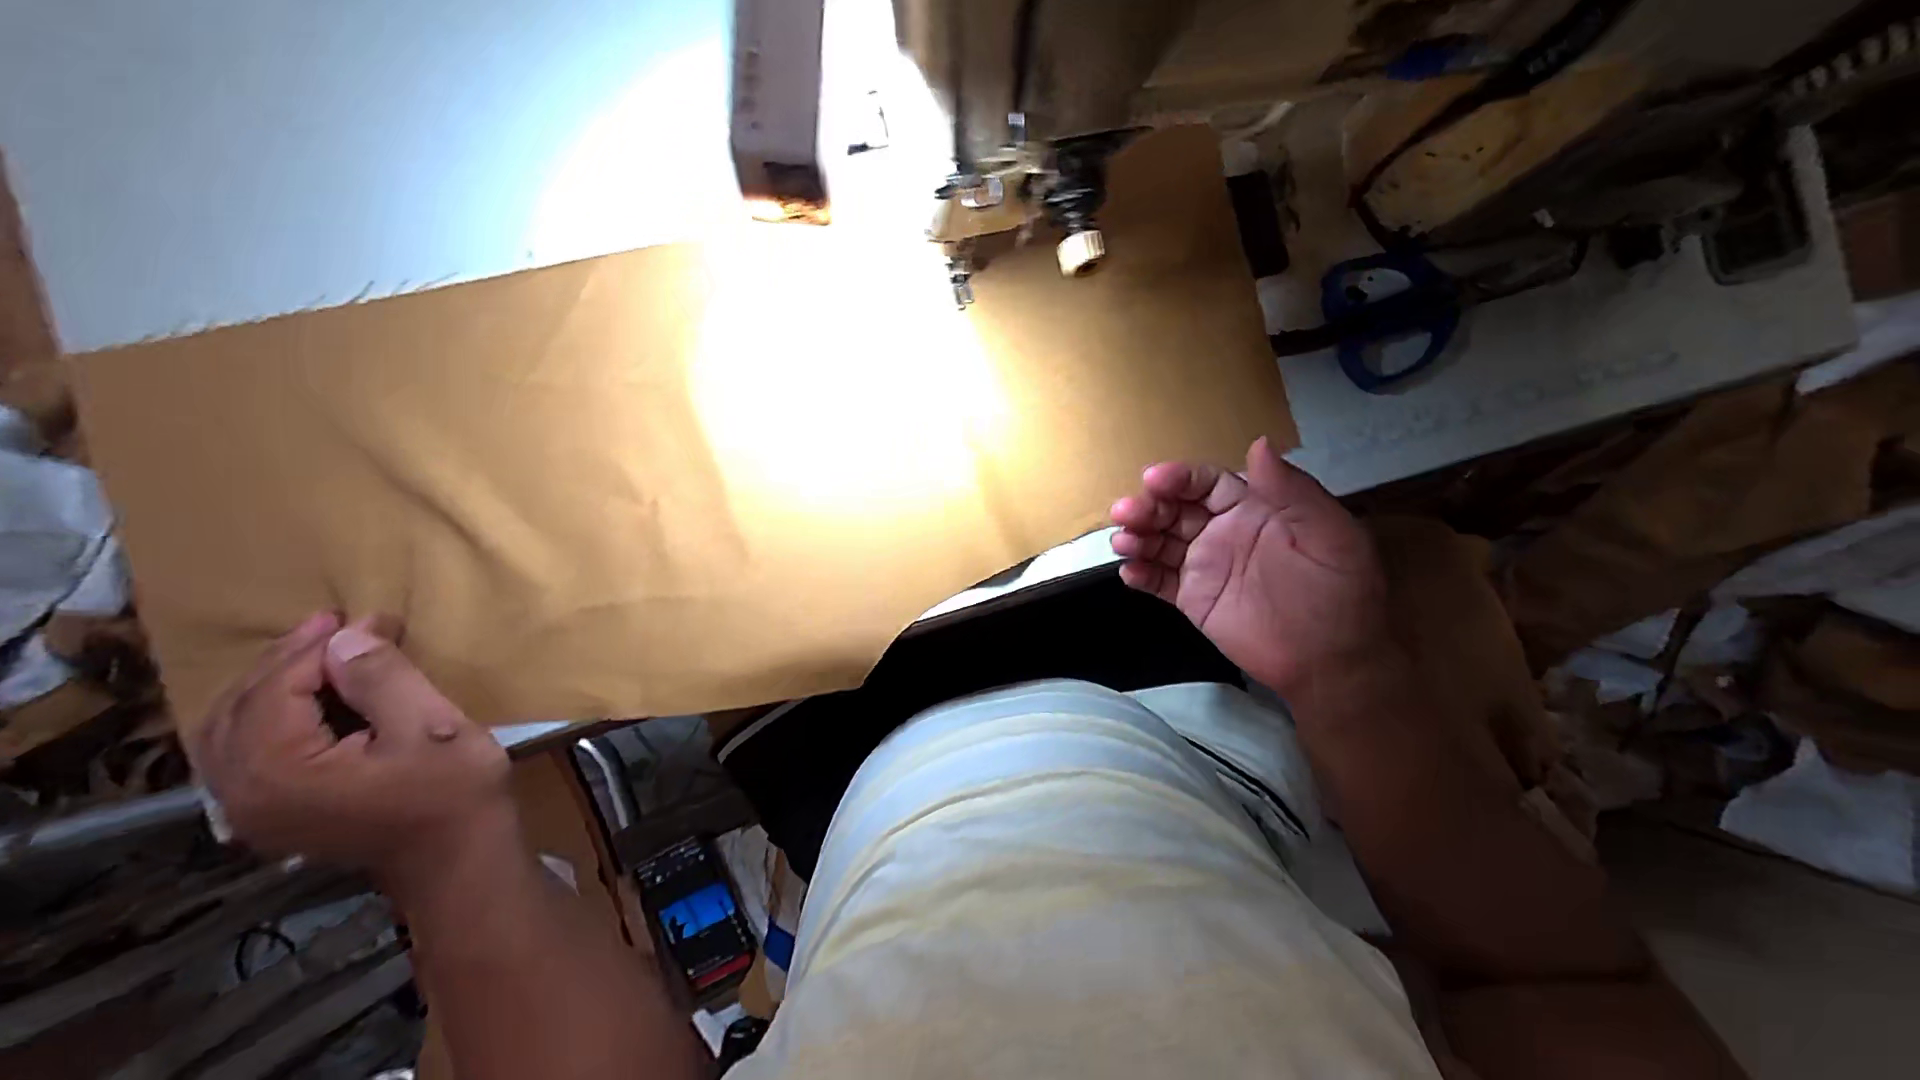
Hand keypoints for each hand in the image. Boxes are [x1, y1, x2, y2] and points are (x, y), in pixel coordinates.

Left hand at [192, 612, 513, 892]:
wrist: (458, 856)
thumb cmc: (453, 791)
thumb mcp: (432, 726)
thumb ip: (383, 679)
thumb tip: (347, 635)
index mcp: (280, 771)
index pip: (278, 689)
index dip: (322, 646)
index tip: (373, 617)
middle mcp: (244, 794)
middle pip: (239, 707)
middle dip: (287, 659)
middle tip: (336, 623)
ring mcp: (251, 811)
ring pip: (229, 730)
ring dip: (271, 685)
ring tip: (318, 652)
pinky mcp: (270, 815)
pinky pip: (241, 753)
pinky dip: (266, 715)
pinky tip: (304, 699)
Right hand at [1110, 437, 1387, 694]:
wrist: (1331, 663)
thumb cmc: (1339, 594)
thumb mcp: (1331, 537)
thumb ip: (1293, 492)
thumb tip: (1258, 443)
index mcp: (1254, 509)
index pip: (1207, 484)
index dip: (1180, 478)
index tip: (1154, 479)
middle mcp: (1223, 532)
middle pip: (1175, 510)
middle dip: (1148, 507)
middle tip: (1126, 513)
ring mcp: (1205, 566)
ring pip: (1161, 543)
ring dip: (1137, 537)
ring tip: (1122, 542)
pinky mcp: (1193, 599)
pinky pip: (1160, 582)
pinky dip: (1141, 575)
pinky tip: (1130, 573)